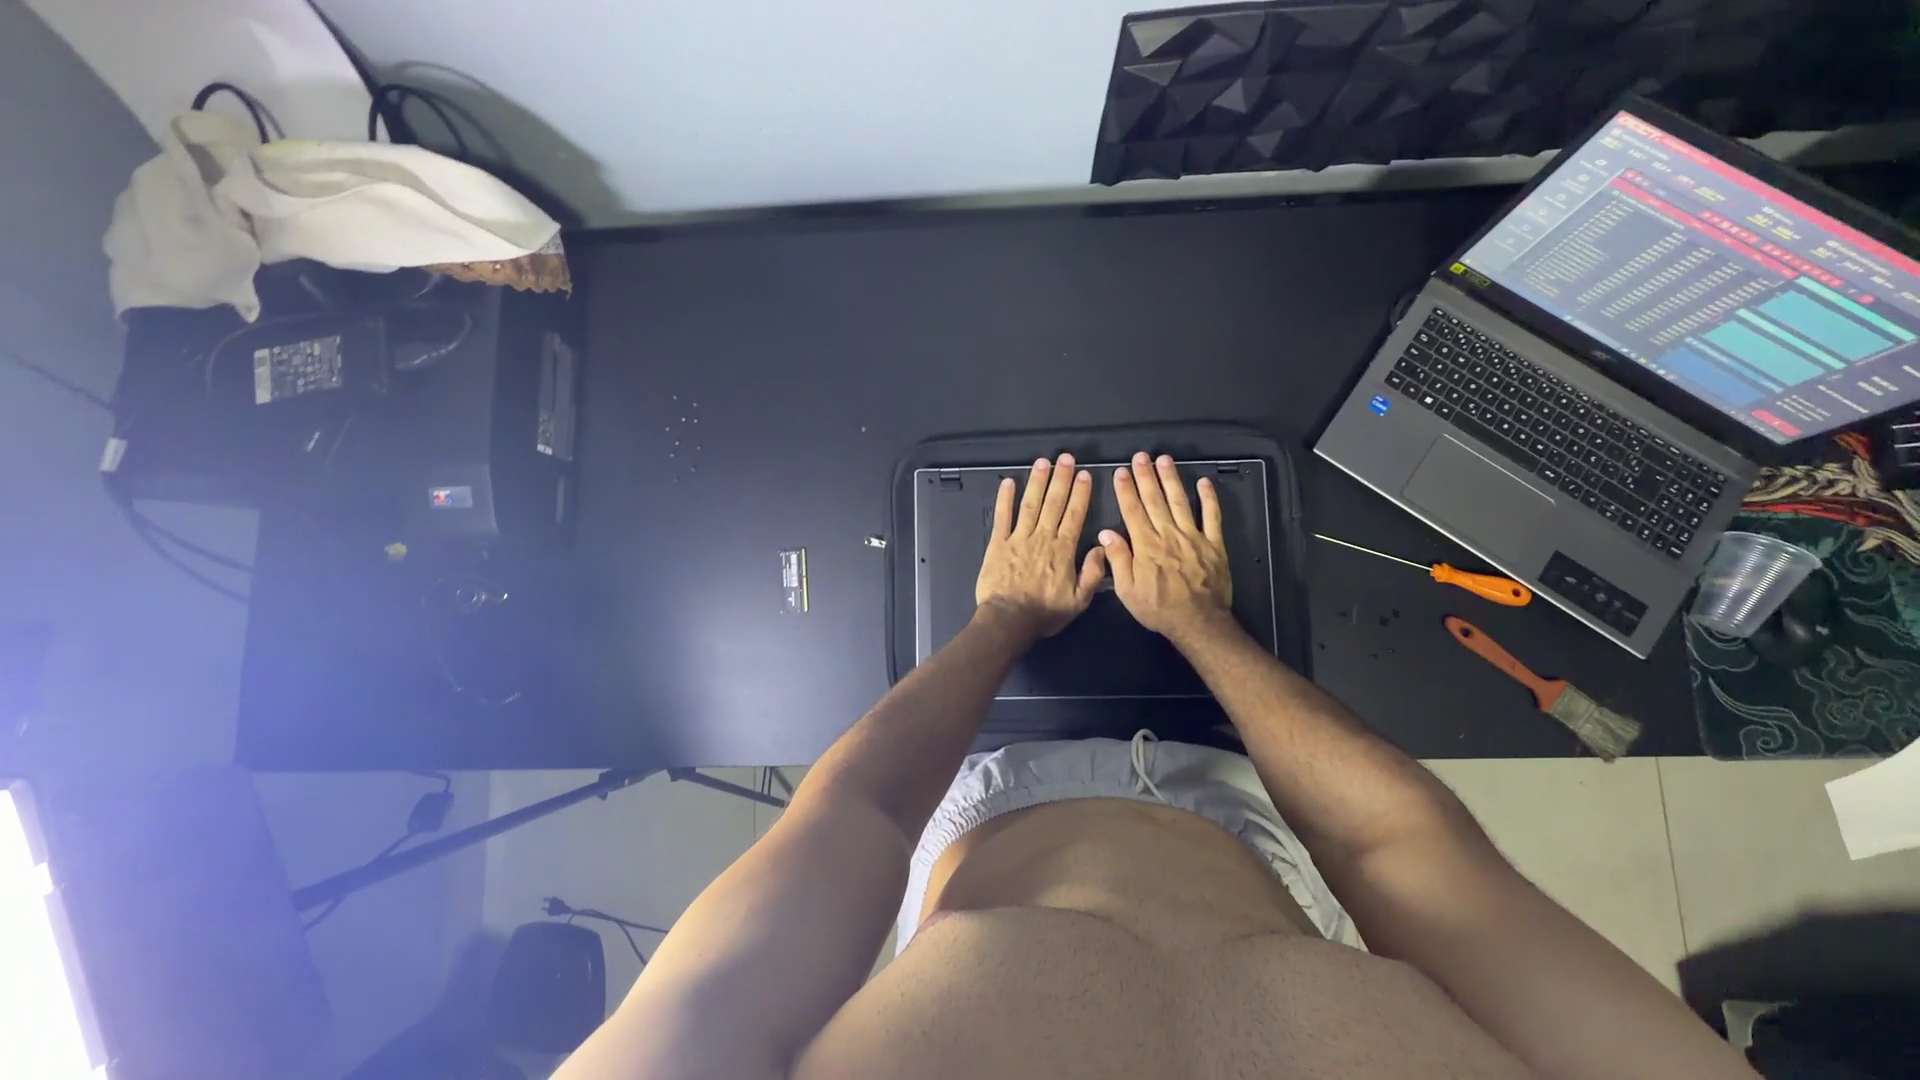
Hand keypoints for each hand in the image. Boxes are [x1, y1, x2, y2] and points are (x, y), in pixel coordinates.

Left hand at [975, 454, 1106, 638]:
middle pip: (1054, 503)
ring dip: (1037, 481)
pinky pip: (1003, 517)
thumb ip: (1092, 574)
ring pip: (1030, 504)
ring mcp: (1018, 538)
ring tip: (1043, 462)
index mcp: (1063, 550)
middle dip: (1061, 478)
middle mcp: (1042, 538)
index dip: (1080, 493)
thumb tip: (1102, 548)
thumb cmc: (1044, 613)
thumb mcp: (1079, 601)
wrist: (1009, 620)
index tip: (1084, 474)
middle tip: (1066, 458)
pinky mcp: (998, 544)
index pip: (1075, 515)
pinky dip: (1005, 498)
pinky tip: (1009, 482)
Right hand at [1100, 452, 1233, 640]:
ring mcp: (1193, 537)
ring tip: (1164, 460)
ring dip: (1171, 479)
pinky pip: (1212, 517)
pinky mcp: (1214, 544)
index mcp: (1146, 545)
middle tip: (1140, 457)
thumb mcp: (1128, 590)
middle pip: (1155, 500)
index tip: (1121, 472)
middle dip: (1145, 476)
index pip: (1132, 511)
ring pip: (1180, 501)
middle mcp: (1168, 535)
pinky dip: (1209, 498)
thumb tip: (1106, 534)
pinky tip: (1204, 482)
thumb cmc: (1158, 609)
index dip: (1126, 489)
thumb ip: (1118, 560)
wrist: (1198, 622)